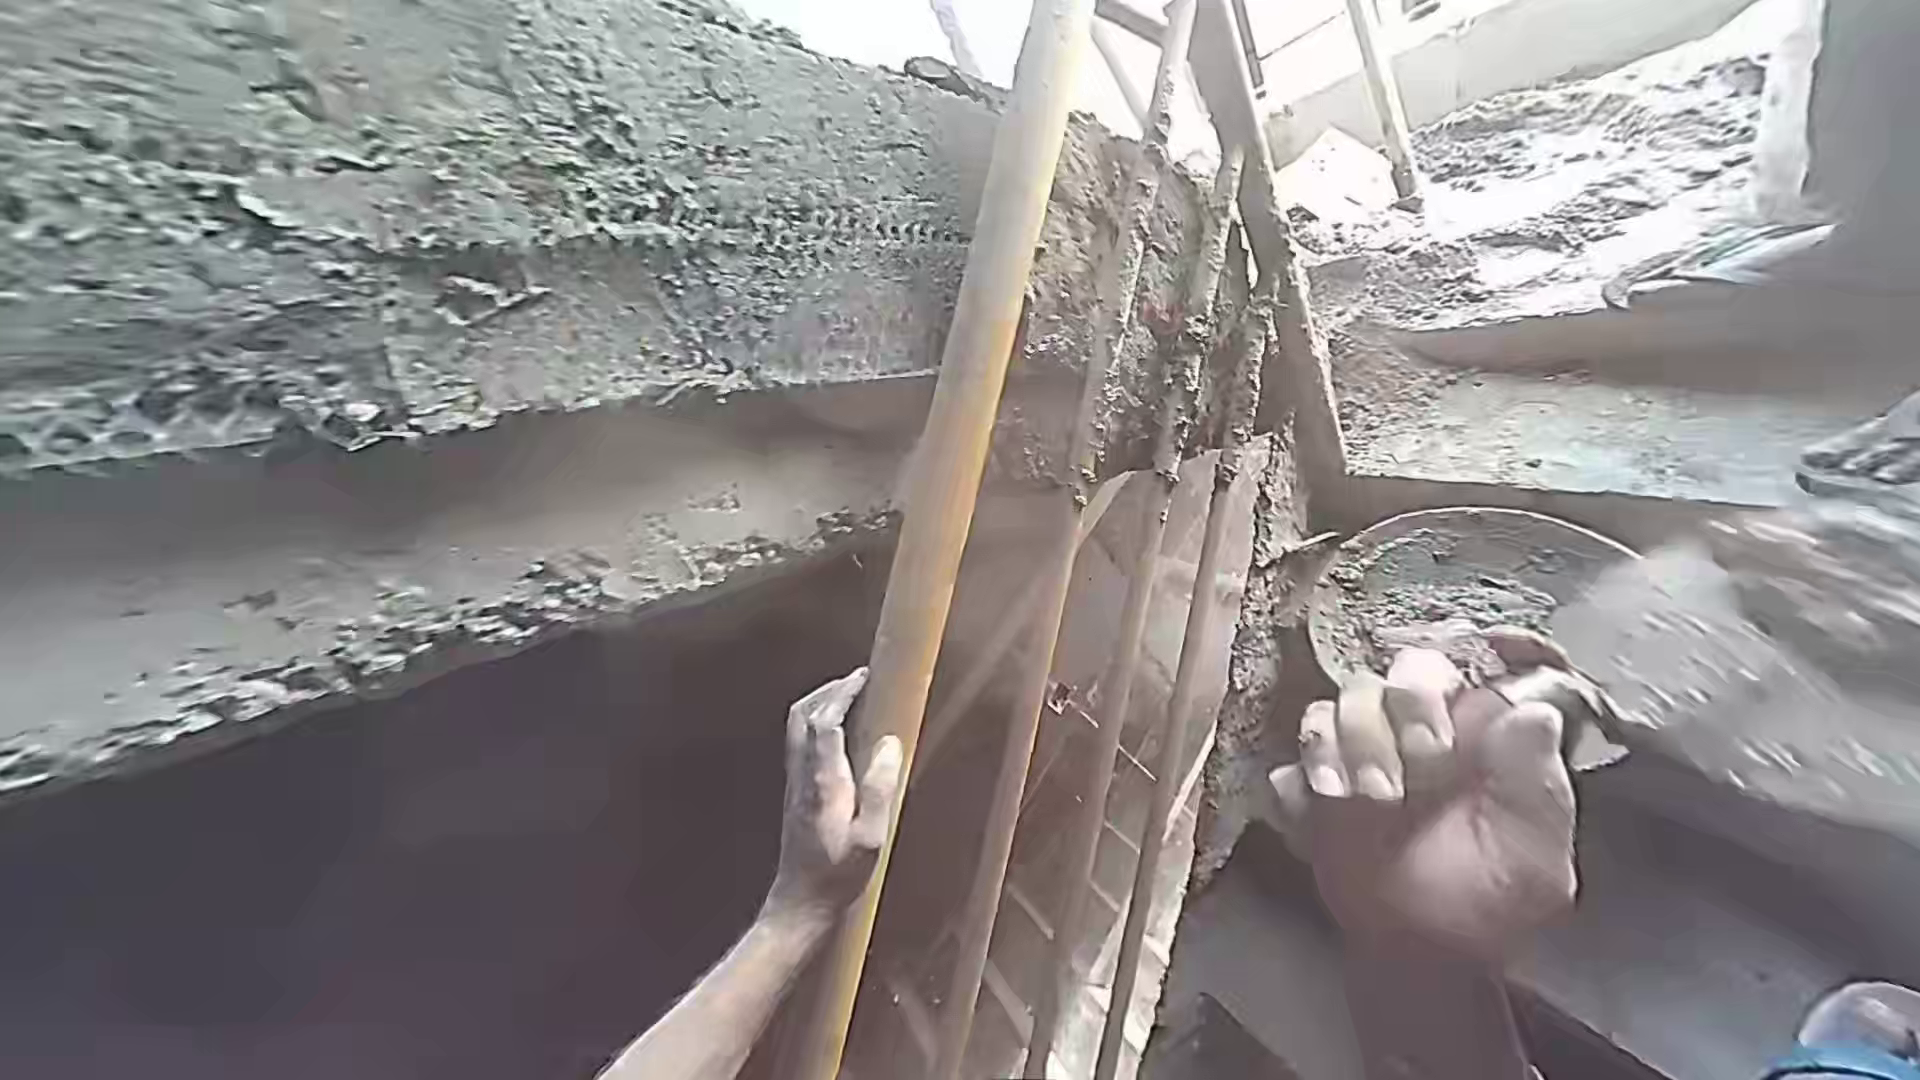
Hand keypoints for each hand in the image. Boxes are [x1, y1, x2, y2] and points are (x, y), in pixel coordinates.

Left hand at [765, 668, 902, 920]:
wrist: (799, 904)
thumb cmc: (839, 874)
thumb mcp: (871, 837)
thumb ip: (879, 788)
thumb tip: (889, 743)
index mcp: (823, 780)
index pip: (825, 721)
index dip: (842, 693)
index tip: (864, 677)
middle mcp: (802, 773)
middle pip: (803, 714)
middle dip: (829, 690)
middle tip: (857, 680)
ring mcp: (794, 780)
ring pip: (796, 725)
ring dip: (820, 702)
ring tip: (848, 695)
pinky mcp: (794, 789)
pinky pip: (800, 739)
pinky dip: (817, 720)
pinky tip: (838, 728)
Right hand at [1270, 637, 1577, 957]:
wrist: (1413, 944)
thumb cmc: (1486, 900)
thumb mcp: (1533, 856)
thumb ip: (1534, 785)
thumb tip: (1533, 710)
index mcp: (1463, 735)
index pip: (1433, 669)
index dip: (1422, 686)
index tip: (1435, 742)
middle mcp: (1403, 729)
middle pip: (1370, 683)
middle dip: (1375, 729)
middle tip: (1391, 788)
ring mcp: (1351, 748)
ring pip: (1327, 707)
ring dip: (1335, 751)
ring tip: (1354, 803)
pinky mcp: (1310, 773)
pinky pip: (1292, 748)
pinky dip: (1303, 773)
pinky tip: (1318, 807)